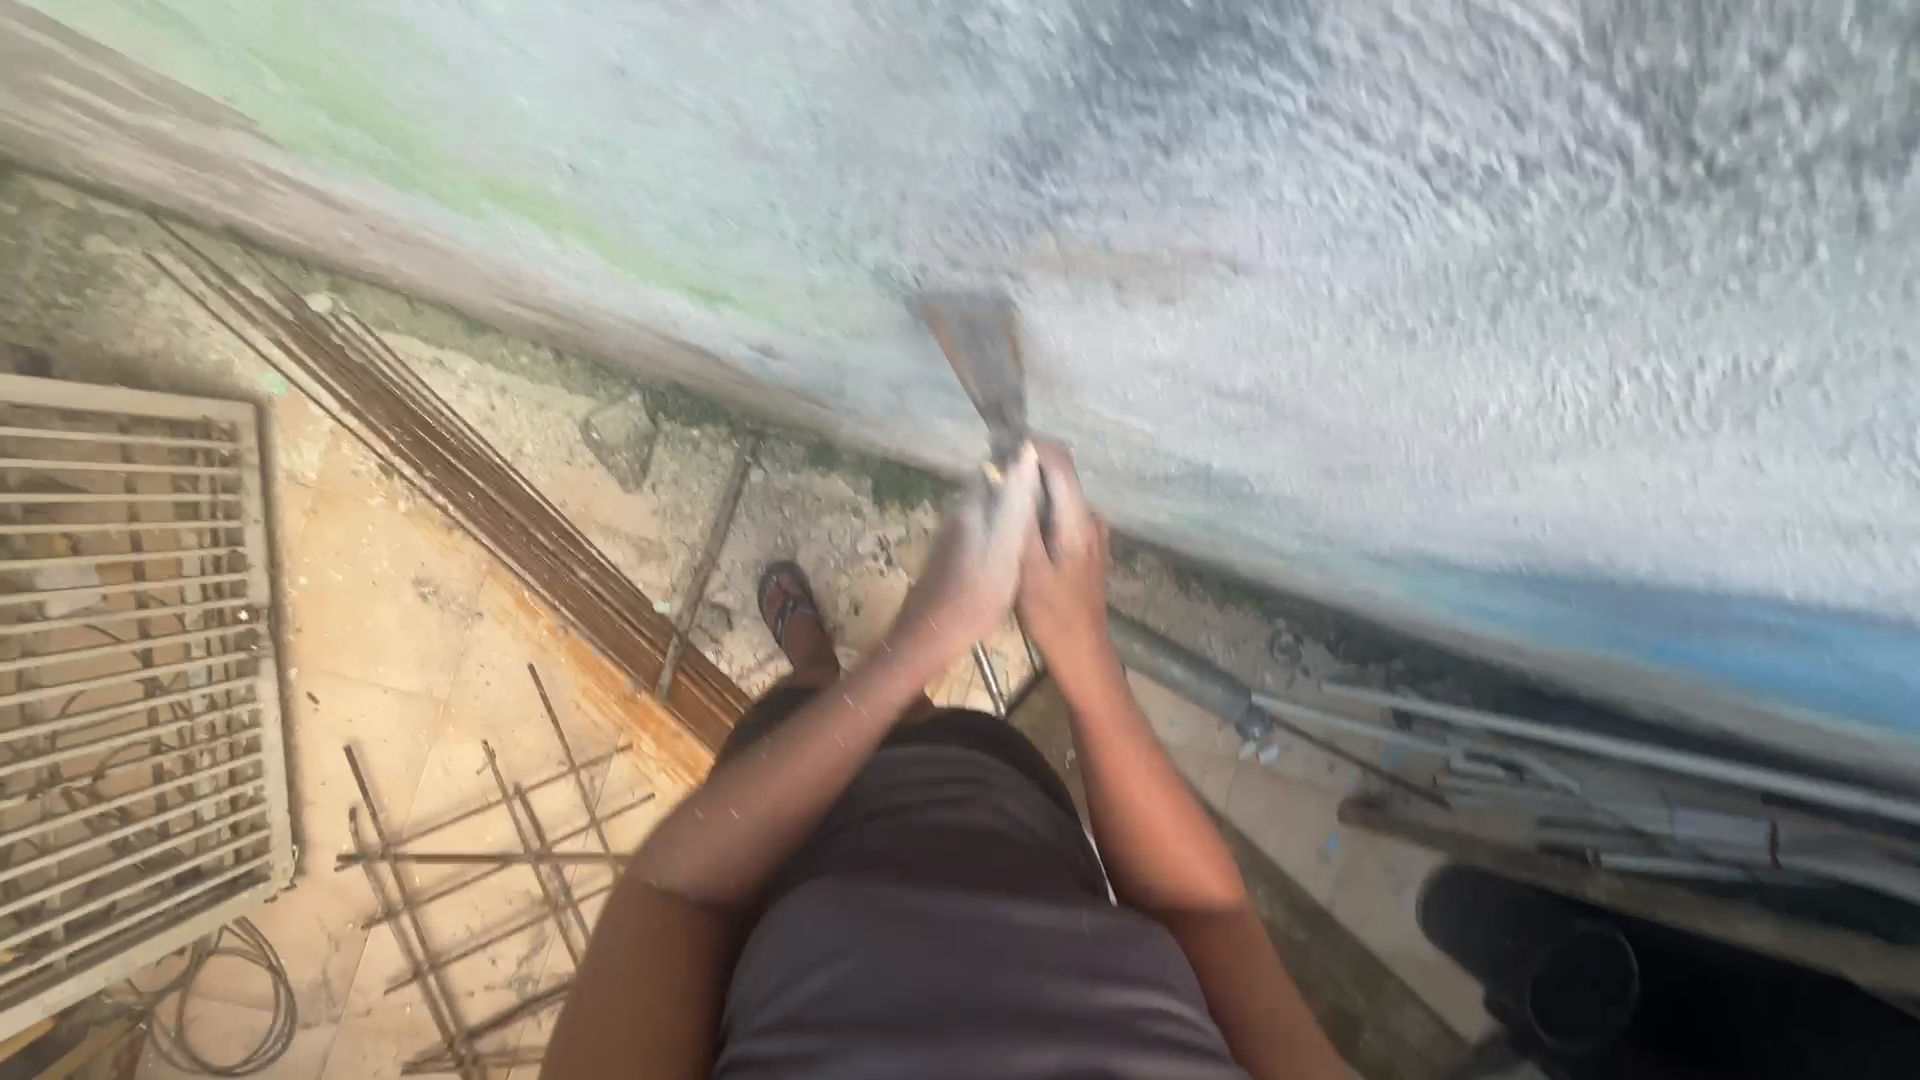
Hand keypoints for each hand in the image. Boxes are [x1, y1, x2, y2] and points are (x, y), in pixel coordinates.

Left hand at [887, 443, 1042, 663]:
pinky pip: (985, 527)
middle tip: (1056, 490)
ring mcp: (954, 533)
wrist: (928, 636)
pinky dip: (1004, 528)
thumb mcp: (1004, 551)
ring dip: (1014, 505)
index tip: (1054, 461)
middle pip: (995, 484)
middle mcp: (960, 512)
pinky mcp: (953, 553)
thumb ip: (1014, 503)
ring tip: (1045, 515)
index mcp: (972, 506)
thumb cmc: (972, 597)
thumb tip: (1026, 452)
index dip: (1025, 459)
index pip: (999, 465)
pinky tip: (1019, 545)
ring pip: (990, 506)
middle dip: (1022, 481)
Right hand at [1016, 440, 1114, 680]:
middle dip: (1026, 467)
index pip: (1059, 461)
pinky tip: (1017, 526)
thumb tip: (1010, 474)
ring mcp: (1091, 531)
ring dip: (1030, 490)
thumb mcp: (1027, 568)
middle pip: (1059, 475)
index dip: (1031, 446)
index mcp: (1077, 519)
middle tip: (989, 473)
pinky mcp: (1085, 544)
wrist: (1082, 649)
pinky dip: (1039, 510)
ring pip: (1058, 495)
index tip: (999, 446)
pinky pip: (1061, 513)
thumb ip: (1021, 518)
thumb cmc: (1052, 613)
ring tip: (997, 499)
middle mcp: (1090, 517)